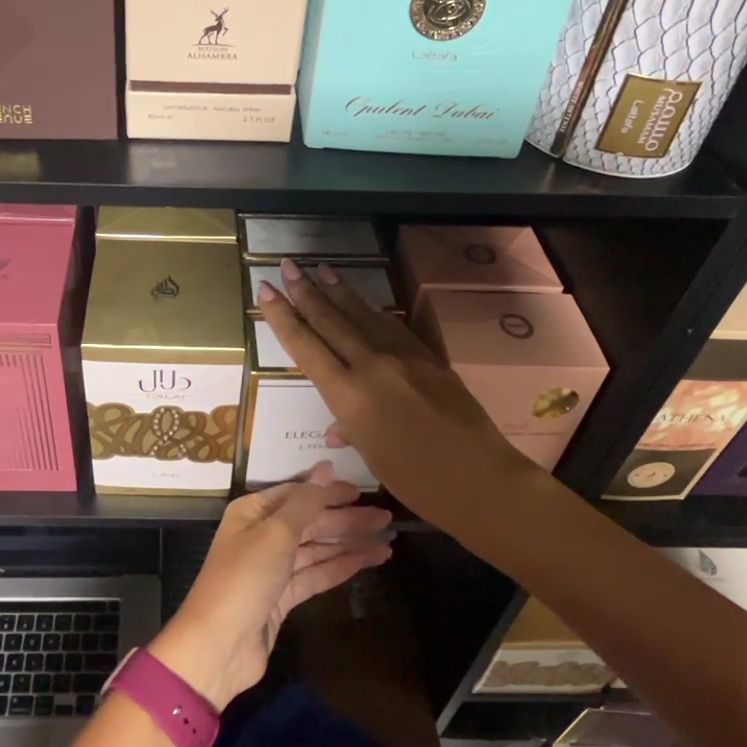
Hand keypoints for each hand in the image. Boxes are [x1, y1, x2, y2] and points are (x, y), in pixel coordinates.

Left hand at [146, 463, 391, 709]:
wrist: (220, 644)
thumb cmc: (244, 578)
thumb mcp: (276, 533)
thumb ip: (306, 502)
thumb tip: (326, 467)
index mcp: (252, 512)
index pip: (297, 493)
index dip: (329, 491)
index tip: (362, 491)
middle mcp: (261, 534)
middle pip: (310, 521)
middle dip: (346, 519)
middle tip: (386, 518)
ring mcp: (273, 567)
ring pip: (317, 548)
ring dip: (349, 544)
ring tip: (387, 541)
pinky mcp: (283, 596)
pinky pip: (316, 573)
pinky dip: (341, 567)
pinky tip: (368, 561)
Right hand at [255, 259, 541, 522]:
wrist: (480, 479)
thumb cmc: (416, 482)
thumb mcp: (371, 456)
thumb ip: (351, 428)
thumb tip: (339, 426)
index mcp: (348, 394)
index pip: (305, 346)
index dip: (282, 316)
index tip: (265, 290)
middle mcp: (371, 365)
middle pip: (331, 320)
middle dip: (305, 290)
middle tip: (286, 264)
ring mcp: (402, 357)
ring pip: (362, 314)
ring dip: (338, 291)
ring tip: (320, 268)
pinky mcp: (428, 357)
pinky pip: (391, 326)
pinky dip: (372, 311)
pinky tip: (364, 302)